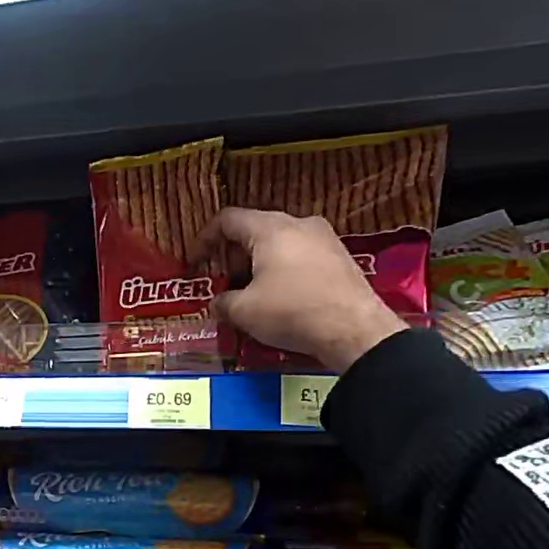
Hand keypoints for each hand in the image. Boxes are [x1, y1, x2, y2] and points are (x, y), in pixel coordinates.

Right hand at [192, 208, 407, 372]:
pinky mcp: (338, 256)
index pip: (227, 219)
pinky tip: (277, 298)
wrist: (354, 329)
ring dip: (255, 264)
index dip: (204, 239)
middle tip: (223, 284)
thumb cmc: (291, 311)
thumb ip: (222, 302)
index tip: (194, 263)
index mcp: (270, 229)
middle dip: (231, 256)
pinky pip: (298, 255)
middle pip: (253, 229)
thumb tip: (218, 303)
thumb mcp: (243, 312)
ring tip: (249, 294)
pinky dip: (279, 270)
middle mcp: (298, 224)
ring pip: (277, 242)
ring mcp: (323, 238)